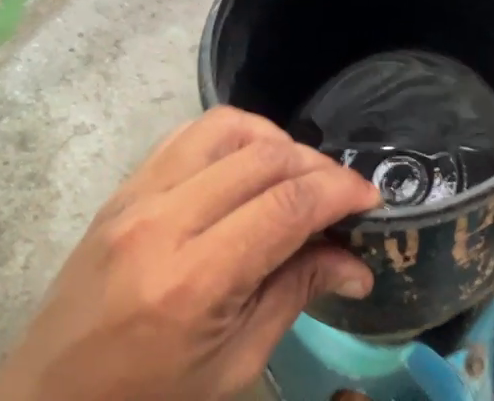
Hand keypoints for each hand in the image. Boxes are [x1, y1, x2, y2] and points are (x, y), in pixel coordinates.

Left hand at [0, 107, 381, 400]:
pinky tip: (248, 169)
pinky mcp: (121, 192)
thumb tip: (358, 264)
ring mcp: (134, 200)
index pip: (289, 204)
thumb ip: (296, 295)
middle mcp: (162, 224)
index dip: (343, 191)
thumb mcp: (232, 366)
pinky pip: (189, 136)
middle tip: (344, 199)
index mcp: (192, 281)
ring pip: (229, 128)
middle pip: (267, 157)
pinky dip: (234, 139)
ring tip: (297, 178)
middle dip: (321, 169)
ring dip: (279, 144)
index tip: (372, 201)